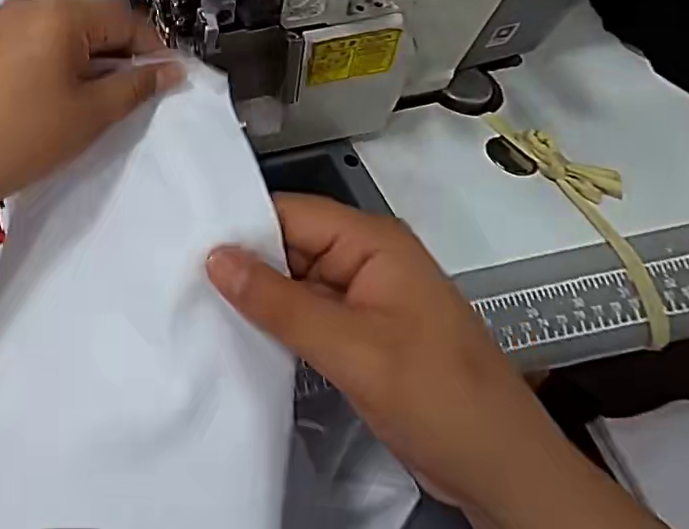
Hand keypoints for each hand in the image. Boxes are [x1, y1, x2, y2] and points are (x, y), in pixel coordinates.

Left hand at [0, 0, 183, 219]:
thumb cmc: (18, 136)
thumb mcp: (89, 115)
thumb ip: (135, 86)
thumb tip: (168, 69)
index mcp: (57, 12)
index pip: (124, 19)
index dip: (152, 48)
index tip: (167, 78)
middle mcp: (25, 8)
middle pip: (90, 23)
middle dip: (116, 56)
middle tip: (129, 99)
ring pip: (60, 36)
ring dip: (84, 64)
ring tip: (88, 108)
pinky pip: (31, 47)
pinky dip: (53, 68)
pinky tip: (50, 105)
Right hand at [207, 194, 659, 527]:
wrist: (506, 476)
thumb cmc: (441, 399)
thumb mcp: (354, 350)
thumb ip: (280, 303)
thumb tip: (215, 258)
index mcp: (371, 241)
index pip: (289, 213)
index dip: (240, 225)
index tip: (187, 241)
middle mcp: (363, 257)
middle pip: (288, 244)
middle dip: (243, 261)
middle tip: (182, 274)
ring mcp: (360, 295)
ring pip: (292, 279)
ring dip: (256, 293)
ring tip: (198, 299)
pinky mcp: (357, 328)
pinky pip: (304, 310)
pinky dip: (275, 319)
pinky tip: (237, 327)